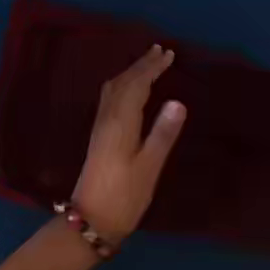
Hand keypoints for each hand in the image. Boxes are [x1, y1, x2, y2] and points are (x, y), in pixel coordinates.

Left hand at [71, 45, 186, 243]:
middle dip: (141, 65)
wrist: (91, 218)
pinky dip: (123, 85)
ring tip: (146, 63)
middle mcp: (108, 118)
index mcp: (121, 122)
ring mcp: (100, 126)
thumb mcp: (149, 167)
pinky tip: (128, 90)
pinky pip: (110, 98)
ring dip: (131, 72)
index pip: (137, 85)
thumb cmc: (125, 195)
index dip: (152, 68)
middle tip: (160, 50)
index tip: (168, 53)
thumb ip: (163, 134)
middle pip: (124, 82)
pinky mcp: (99, 136)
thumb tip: (178, 101)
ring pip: (114, 89)